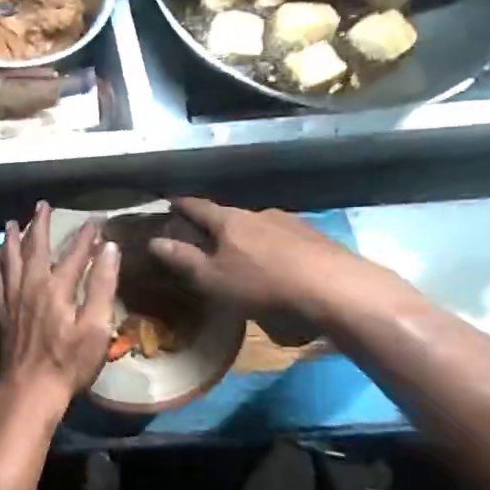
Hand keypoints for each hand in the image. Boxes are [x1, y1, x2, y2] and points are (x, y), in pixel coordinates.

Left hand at [0, 201, 119, 419]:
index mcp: (57, 287)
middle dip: (40, 225)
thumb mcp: (96, 326)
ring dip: (12, 239)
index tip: (95, 221)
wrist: (31, 388)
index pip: (75, 253)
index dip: (86, 236)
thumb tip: (109, 248)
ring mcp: (12, 298)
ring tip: (11, 223)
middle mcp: (31, 285)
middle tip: (42, 206)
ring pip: (10, 259)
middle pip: (34, 247)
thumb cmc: (70, 362)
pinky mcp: (2, 311)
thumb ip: (101, 285)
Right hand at [148, 198, 399, 342]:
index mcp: (229, 221)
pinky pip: (285, 239)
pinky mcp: (317, 237)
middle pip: (230, 216)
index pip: (198, 207)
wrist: (336, 288)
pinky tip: (279, 266)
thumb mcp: (213, 279)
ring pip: (260, 227)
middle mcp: (259, 214)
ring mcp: (291, 223)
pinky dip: (274, 248)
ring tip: (245, 255)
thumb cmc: (263, 284)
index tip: (170, 200)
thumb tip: (153, 240)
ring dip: (249, 238)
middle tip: (206, 238)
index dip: (182, 204)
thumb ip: (182, 259)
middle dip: (217, 225)